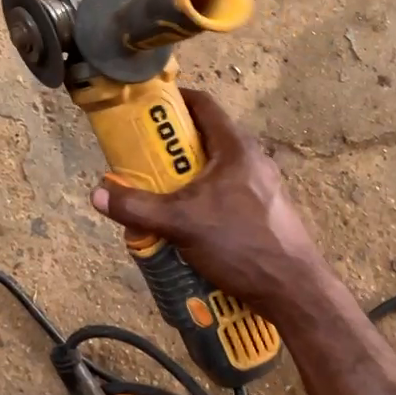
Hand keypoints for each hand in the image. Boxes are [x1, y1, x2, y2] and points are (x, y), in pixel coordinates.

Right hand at [89, 89, 326, 319]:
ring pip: (218, 166)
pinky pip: (230, 189)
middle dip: (174, 143)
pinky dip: (207, 194)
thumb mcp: (181, 223)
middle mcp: (253, 160)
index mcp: (235, 148)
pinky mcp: (268, 212)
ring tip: (163, 189)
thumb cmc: (242, 244)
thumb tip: (97, 195)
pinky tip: (192, 220)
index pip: (203, 104)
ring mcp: (264, 187)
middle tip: (145, 153)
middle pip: (207, 136)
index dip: (173, 99)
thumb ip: (137, 208)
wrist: (298, 294)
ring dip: (190, 172)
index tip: (146, 108)